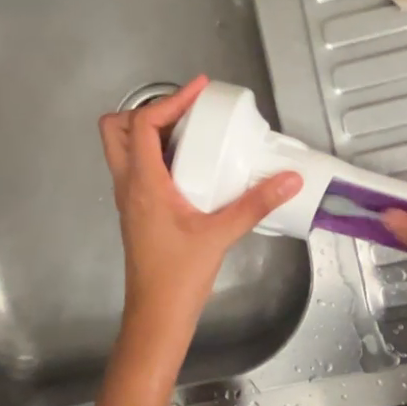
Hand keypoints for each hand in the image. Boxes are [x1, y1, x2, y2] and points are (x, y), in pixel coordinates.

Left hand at [99, 76, 301, 329]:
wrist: (157, 314)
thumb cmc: (179, 276)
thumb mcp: (220, 234)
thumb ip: (255, 204)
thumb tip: (288, 179)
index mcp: (142, 183)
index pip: (143, 123)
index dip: (170, 99)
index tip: (199, 90)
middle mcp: (128, 186)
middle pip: (118, 129)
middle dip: (149, 111)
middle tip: (187, 113)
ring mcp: (130, 200)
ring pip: (125, 149)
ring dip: (150, 132)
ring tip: (191, 133)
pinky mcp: (138, 213)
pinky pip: (138, 169)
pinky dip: (157, 156)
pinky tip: (190, 167)